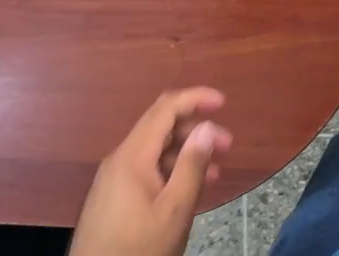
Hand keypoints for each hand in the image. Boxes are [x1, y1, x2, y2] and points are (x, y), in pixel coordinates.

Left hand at [70, 88, 233, 255]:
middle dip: (196, 130)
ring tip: (214, 171)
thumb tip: (206, 126)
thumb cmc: (139, 249)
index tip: (223, 103)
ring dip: (185, 153)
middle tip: (227, 147)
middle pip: (161, 127)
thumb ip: (192, 165)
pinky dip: (170, 171)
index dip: (195, 98)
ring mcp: (113, 179)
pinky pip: (145, 170)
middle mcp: (119, 159)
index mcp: (132, 155)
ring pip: (154, 151)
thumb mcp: (174, 210)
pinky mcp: (112, 198)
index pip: (165, 108)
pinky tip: (187, 189)